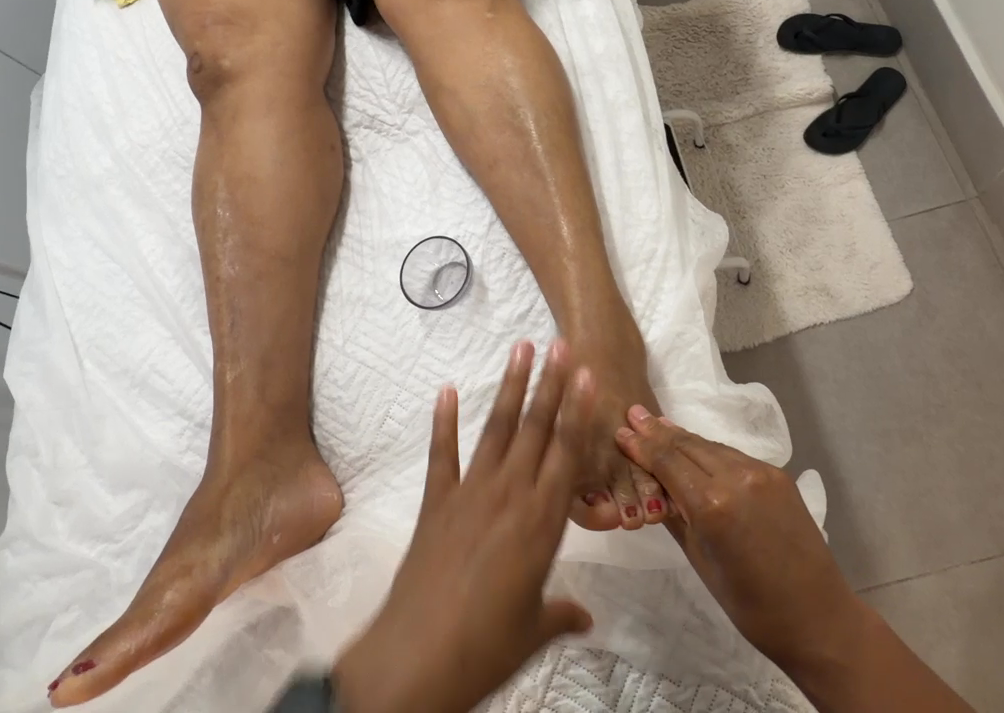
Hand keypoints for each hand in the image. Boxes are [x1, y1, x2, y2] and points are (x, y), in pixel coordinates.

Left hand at [333, 342, 597, 712]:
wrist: (415, 659)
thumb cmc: (486, 647)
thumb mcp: (533, 629)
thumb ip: (562, 614)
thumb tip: (586, 618)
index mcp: (543, 522)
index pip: (568, 454)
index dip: (580, 412)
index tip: (588, 375)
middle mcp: (510, 495)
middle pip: (536, 430)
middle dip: (551, 383)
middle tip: (561, 343)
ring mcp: (469, 494)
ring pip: (496, 430)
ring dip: (510, 387)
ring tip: (521, 348)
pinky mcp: (435, 503)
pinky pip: (442, 455)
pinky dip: (444, 422)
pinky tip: (448, 390)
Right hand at [614, 406, 858, 669]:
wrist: (816, 616)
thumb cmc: (749, 605)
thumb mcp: (700, 560)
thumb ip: (676, 516)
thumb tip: (654, 486)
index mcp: (712, 505)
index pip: (668, 462)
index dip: (642, 445)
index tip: (621, 429)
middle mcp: (737, 478)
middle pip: (688, 446)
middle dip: (659, 431)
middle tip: (634, 414)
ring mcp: (761, 473)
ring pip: (712, 447)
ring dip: (683, 437)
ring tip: (657, 423)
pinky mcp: (778, 475)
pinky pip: (734, 457)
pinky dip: (710, 451)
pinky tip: (695, 447)